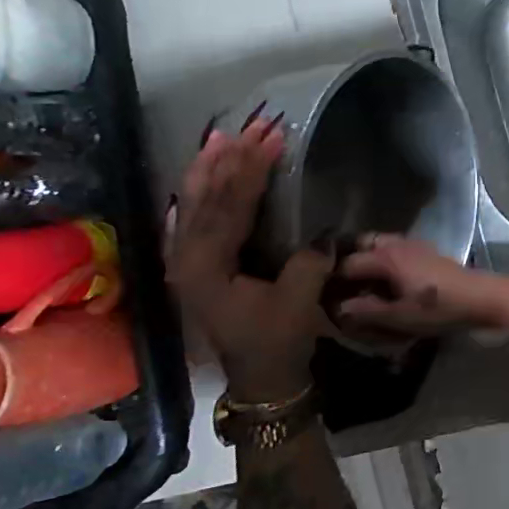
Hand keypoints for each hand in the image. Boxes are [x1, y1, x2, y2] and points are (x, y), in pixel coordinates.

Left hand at [166, 119, 331, 401]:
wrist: (262, 381)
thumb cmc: (278, 342)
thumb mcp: (299, 301)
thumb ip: (308, 261)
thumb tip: (322, 232)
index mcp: (206, 267)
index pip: (229, 206)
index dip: (252, 170)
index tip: (272, 138)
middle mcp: (187, 260)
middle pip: (206, 198)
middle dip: (228, 160)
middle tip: (250, 126)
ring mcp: (187, 265)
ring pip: (194, 206)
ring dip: (208, 170)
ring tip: (220, 138)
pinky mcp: (196, 270)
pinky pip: (192, 221)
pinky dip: (197, 196)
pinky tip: (196, 181)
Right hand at [333, 233, 488, 339]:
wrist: (483, 298)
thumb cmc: (440, 308)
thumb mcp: (401, 317)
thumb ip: (369, 310)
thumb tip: (340, 307)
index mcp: (387, 257)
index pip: (349, 263)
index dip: (335, 279)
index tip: (325, 296)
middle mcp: (399, 244)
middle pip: (365, 243)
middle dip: (352, 259)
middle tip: (345, 285)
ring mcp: (416, 246)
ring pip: (383, 244)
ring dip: (371, 258)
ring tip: (366, 284)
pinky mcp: (430, 253)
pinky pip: (399, 249)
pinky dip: (389, 260)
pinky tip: (392, 282)